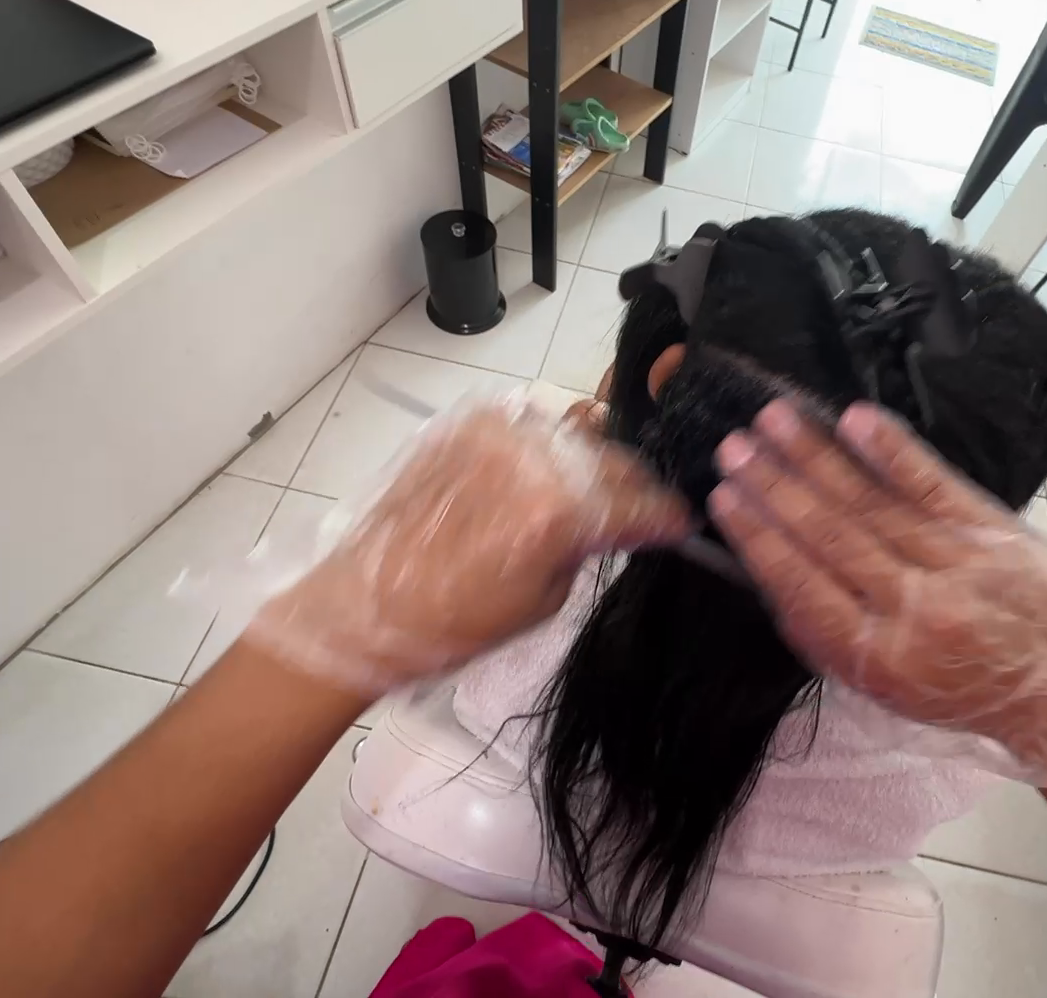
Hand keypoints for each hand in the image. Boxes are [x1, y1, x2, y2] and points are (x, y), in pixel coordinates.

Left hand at [247, 396, 692, 695]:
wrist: (366, 605)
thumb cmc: (458, 624)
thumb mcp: (545, 600)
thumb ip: (589, 545)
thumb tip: (617, 520)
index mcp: (559, 510)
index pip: (641, 502)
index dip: (668, 517)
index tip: (680, 524)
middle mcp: (535, 456)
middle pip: (616, 458)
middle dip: (635, 487)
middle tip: (638, 509)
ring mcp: (499, 431)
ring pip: (577, 429)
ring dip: (594, 459)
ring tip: (589, 487)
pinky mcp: (468, 423)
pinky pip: (532, 421)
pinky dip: (548, 445)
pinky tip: (542, 470)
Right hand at [707, 400, 1046, 785]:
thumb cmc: (947, 689)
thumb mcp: (873, 685)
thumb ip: (819, 631)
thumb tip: (765, 563)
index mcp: (881, 658)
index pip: (805, 588)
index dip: (760, 538)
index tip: (723, 497)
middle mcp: (919, 609)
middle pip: (834, 536)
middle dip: (777, 487)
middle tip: (733, 447)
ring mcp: (958, 563)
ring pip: (874, 502)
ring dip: (818, 456)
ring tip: (774, 418)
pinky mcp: (989, 531)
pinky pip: (933, 483)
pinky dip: (891, 449)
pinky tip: (853, 418)